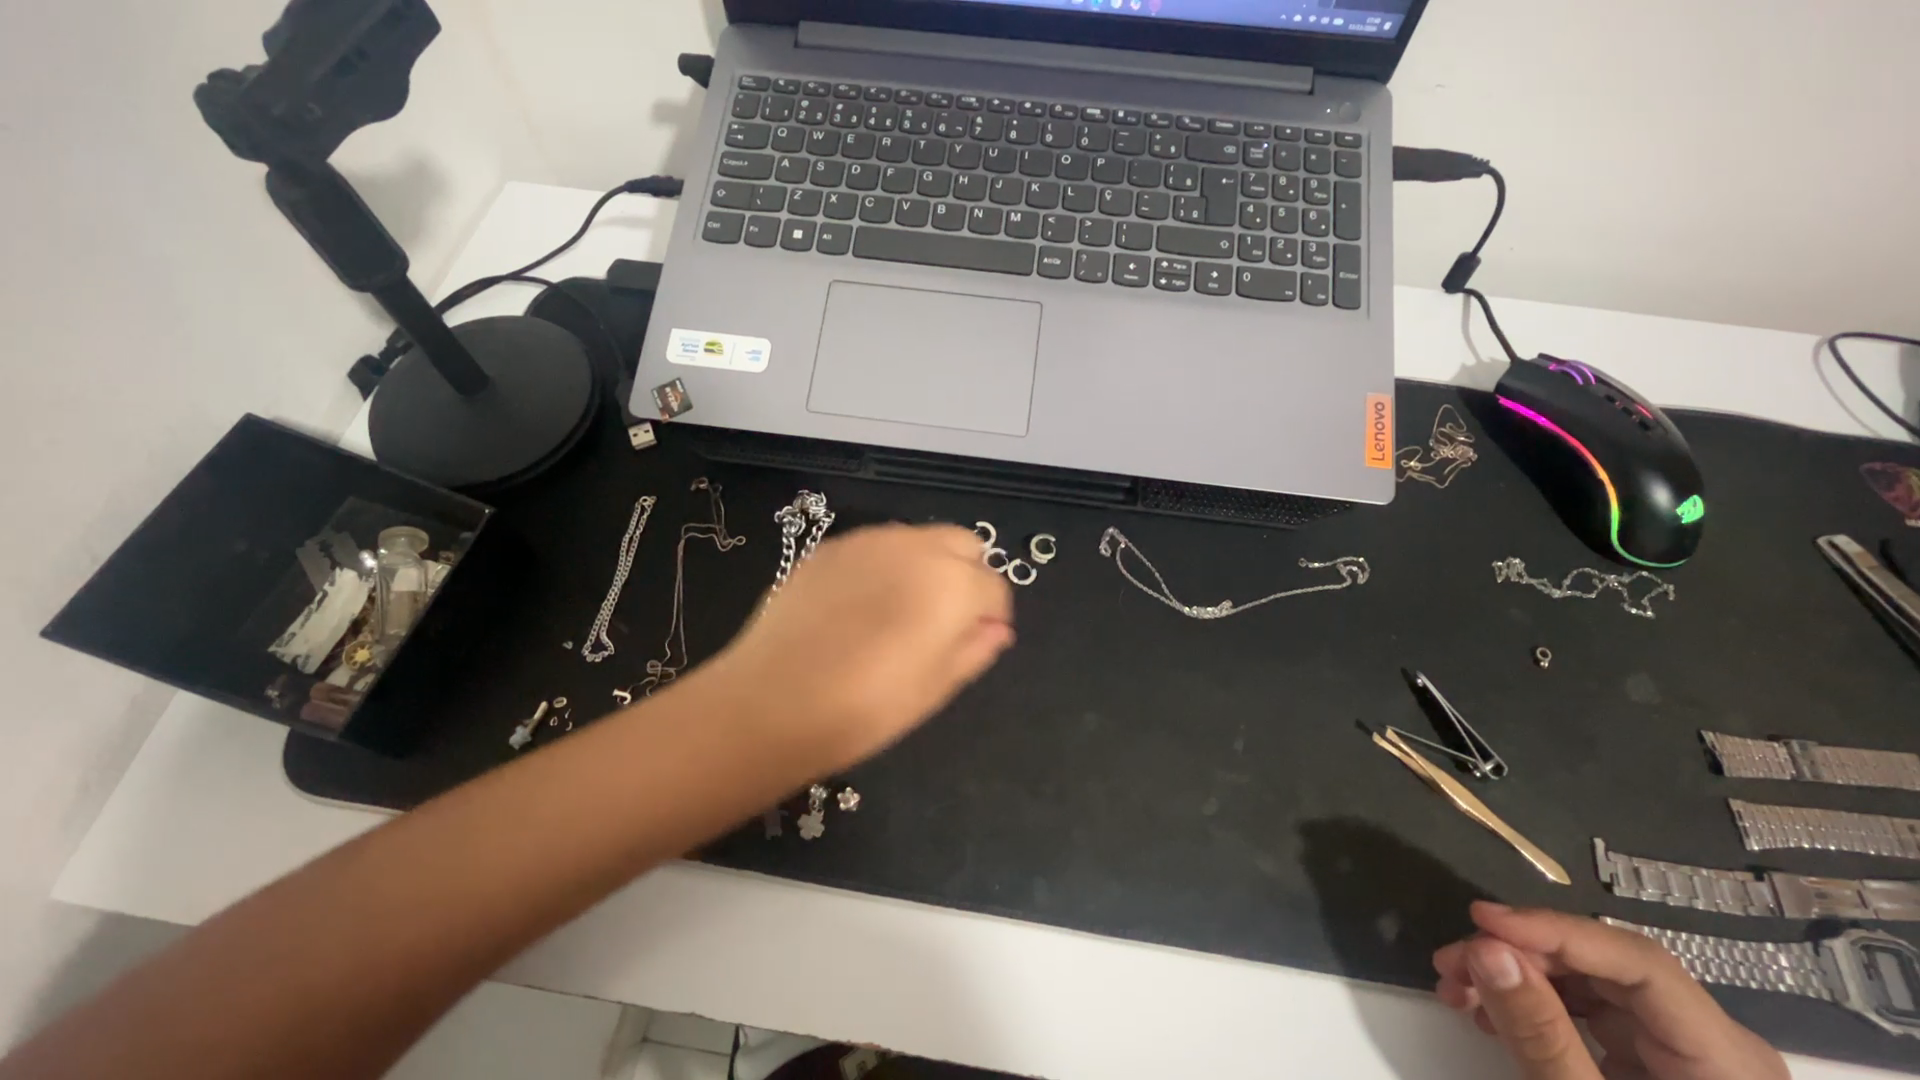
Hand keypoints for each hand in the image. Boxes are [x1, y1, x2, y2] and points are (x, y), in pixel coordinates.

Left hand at [709, 523, 1014, 773]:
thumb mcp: (935, 688)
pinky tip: (859, 608)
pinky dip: (883, 567)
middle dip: (965, 575)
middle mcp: (915, 546)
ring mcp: (868, 541)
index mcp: (953, 582)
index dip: (991, 616)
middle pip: (963, 544)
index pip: (994, 587)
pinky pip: (874, 547)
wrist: (773, 702)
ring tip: (899, 614)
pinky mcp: (828, 549)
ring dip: (925, 566)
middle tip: (944, 622)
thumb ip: (975, 649)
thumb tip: (996, 629)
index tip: (976, 641)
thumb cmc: (867, 707)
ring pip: (918, 539)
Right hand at [1433, 902, 1788, 1079]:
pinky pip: (1592, 1016)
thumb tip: (1485, 947)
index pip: (1639, 963)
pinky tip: (1490, 1015)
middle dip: (1523, 956)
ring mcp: (1688, 1057)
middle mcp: (1718, 1045)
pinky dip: (1536, 1007)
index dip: (1556, 930)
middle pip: (1610, 970)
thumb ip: (1540, 1034)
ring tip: (1456, 990)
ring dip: (1519, 978)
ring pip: (1593, 986)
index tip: (1478, 920)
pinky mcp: (1658, 1069)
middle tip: (1449, 964)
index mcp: (1728, 1061)